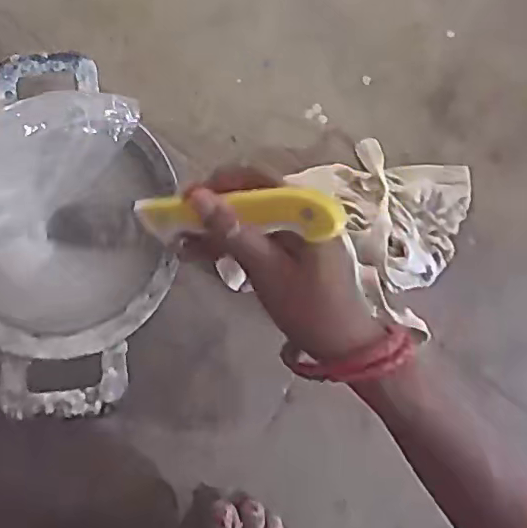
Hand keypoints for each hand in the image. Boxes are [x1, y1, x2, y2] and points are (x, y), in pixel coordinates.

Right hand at [181, 166, 385, 362]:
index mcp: (304, 208)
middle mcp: (300, 211)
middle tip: (179, 220)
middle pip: (249, 196)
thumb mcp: (267, 270)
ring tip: (181, 241)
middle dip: (212, 208)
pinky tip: (199, 253)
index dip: (219, 182)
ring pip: (247, 217)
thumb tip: (198, 197)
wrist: (346, 349)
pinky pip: (253, 236)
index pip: (257, 178)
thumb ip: (233, 231)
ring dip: (215, 228)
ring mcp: (294, 231)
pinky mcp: (288, 250)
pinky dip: (228, 243)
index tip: (187, 197)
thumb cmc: (311, 308)